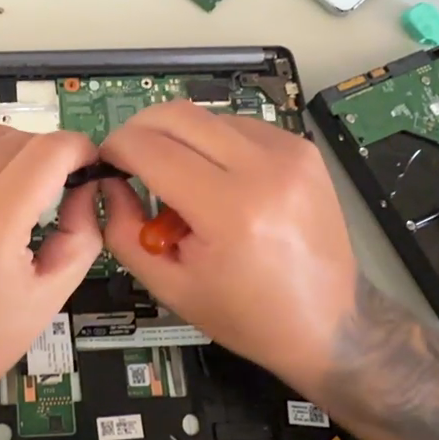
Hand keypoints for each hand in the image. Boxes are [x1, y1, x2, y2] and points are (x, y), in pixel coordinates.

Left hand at [0, 122, 102, 434]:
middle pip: (19, 138)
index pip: (50, 151)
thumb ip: (81, 234)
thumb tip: (87, 185)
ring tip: (14, 185)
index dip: (80, 150)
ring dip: (10, 146)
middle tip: (54, 189)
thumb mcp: (47, 300)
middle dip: (48, 155)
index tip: (88, 167)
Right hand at [100, 101, 358, 387]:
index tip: (106, 163)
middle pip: (176, 115)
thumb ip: (123, 230)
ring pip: (206, 116)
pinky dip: (213, 142)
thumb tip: (107, 180)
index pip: (150, 149)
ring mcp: (289, 153)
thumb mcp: (169, 286)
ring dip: (178, 136)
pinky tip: (216, 177)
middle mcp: (263, 169)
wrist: (332, 324)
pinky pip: (237, 125)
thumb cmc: (248, 315)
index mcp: (229, 211)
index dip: (115, 149)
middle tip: (129, 158)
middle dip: (139, 129)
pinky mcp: (302, 148)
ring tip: (179, 177)